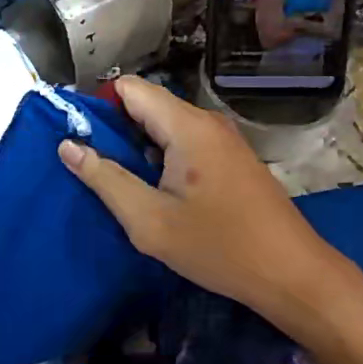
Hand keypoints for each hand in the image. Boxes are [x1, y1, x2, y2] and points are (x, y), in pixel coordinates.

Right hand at [58, 76, 362, 337]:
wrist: (295, 277)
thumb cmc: (219, 247)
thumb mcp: (149, 220)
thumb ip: (104, 179)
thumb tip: (67, 145)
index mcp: (186, 126)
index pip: (129, 87)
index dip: (98, 105)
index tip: (79, 138)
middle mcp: (205, 122)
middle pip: (145, 104)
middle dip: (113, 128)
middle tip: (91, 165)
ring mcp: (222, 139)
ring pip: (163, 124)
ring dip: (136, 145)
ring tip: (117, 180)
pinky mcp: (231, 158)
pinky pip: (183, 141)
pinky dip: (160, 155)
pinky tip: (153, 190)